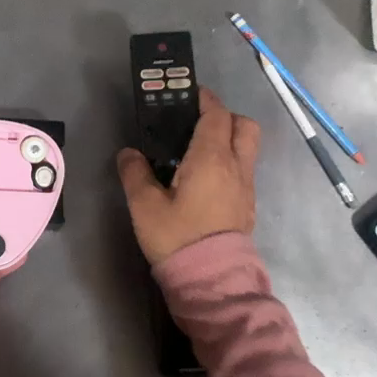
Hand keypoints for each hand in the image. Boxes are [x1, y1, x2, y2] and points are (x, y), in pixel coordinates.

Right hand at [116, 88, 260, 265]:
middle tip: (198, 122)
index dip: (204, 99)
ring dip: (230, 139)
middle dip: (225, 115)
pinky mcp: (246, 206)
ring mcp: (245, 187)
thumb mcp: (144, 205)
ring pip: (247, 148)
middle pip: (244, 125)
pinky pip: (243, 170)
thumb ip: (135, 173)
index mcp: (211, 158)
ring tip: (199, 150)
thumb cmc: (177, 237)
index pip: (216, 114)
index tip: (188, 94)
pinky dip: (229, 163)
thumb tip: (129, 154)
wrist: (211, 281)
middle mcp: (235, 167)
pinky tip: (205, 179)